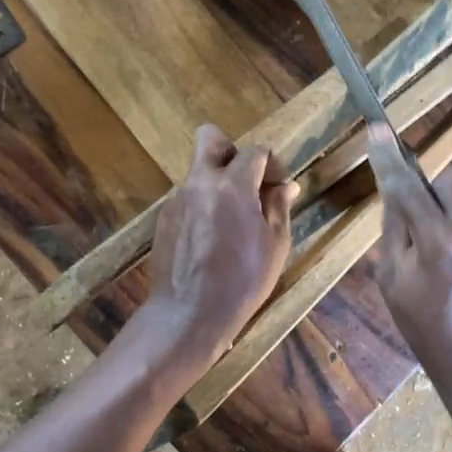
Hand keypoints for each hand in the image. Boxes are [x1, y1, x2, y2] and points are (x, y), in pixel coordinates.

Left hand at [144, 125, 297, 356]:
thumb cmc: (242, 281)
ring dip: (218, 183)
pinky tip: (213, 240)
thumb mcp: (275, 245)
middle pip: (210, 138)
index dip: (272, 165)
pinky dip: (203, 206)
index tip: (279, 189)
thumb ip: (279, 207)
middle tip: (248, 183)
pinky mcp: (165, 219)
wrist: (189, 313)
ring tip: (233, 222)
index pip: (255, 151)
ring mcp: (177, 199)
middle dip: (232, 151)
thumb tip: (286, 185)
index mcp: (232, 186)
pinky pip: (188, 198)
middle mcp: (199, 183)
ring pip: (198, 172)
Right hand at [365, 124, 451, 410]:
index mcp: (438, 243)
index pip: (407, 187)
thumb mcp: (393, 285)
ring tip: (446, 267)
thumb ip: (394, 234)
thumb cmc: (428, 331)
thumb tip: (397, 197)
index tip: (378, 129)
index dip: (388, 159)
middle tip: (422, 222)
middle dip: (435, 189)